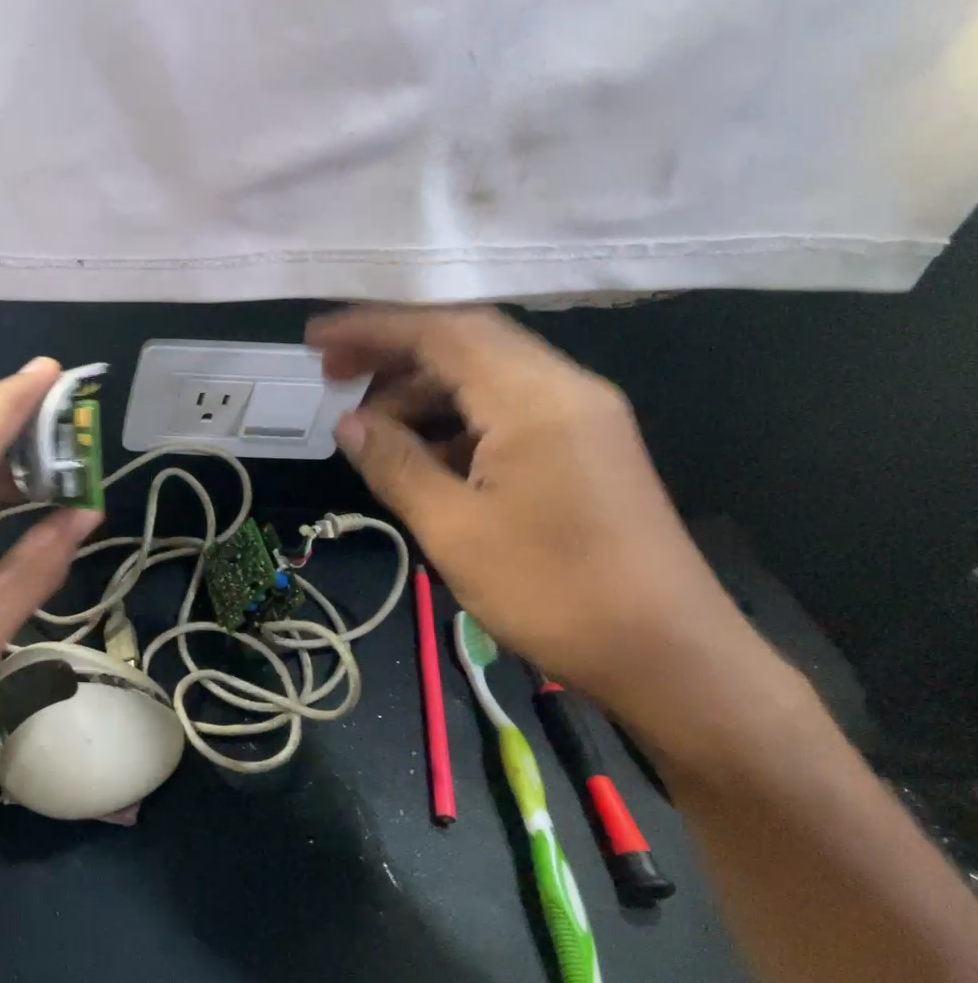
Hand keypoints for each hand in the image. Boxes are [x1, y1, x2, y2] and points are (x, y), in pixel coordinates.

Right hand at [307, 307, 749, 714]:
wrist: (668, 655)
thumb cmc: (553, 591)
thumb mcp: (453, 530)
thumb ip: (395, 464)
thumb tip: (348, 423)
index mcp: (534, 399)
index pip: (443, 332)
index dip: (372, 327)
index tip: (313, 340)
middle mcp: (564, 389)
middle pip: (466, 341)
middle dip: (392, 351)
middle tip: (330, 375)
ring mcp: (580, 417)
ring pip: (486, 375)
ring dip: (421, 389)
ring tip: (367, 428)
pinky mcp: (583, 448)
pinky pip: (506, 409)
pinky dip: (453, 417)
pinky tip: (418, 452)